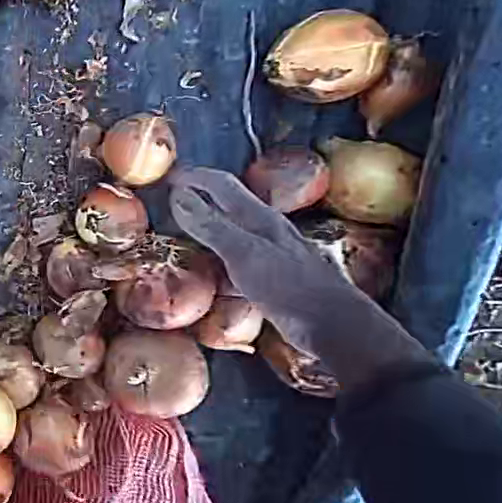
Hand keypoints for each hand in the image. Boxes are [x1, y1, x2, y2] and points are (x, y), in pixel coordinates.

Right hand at [168, 167, 431, 391]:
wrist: (334, 325)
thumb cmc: (290, 287)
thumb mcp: (244, 253)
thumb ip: (211, 225)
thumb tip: (179, 195)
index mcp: (260, 217)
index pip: (222, 184)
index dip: (194, 177)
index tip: (167, 177)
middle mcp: (265, 229)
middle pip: (226, 204)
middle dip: (198, 197)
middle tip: (168, 202)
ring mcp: (269, 253)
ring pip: (230, 231)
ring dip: (205, 227)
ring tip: (180, 234)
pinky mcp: (270, 277)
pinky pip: (233, 259)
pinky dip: (215, 258)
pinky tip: (208, 271)